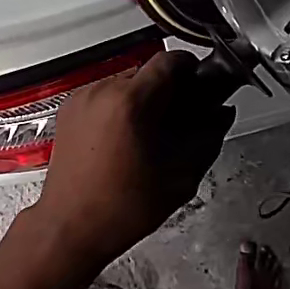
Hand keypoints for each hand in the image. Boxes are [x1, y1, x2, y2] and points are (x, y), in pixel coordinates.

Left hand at [30, 50, 235, 271]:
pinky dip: (119, 109)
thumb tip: (219, 116)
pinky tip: (125, 140)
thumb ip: (208, 137)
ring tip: (150, 136)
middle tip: (179, 119)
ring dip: (142, 101)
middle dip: (167, 92)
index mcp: (130, 102)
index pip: (169, 60)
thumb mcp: (180, 176)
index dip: (191, 69)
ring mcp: (82, 99)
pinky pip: (105, 96)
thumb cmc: (117, 209)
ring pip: (126, 83)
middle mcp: (102, 92)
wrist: (70, 228)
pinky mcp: (70, 110)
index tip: (199, 81)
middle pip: (147, 73)